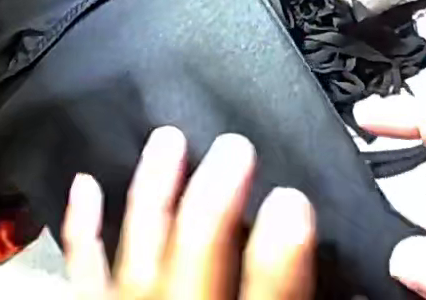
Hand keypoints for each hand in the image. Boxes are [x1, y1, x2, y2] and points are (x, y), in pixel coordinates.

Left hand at [61, 127, 316, 299]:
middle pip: (194, 269)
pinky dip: (81, 236)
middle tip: (235, 148)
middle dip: (212, 206)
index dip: (279, 255)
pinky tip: (85, 187)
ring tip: (168, 142)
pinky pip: (85, 283)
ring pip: (135, 262)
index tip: (293, 199)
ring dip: (151, 198)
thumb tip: (344, 275)